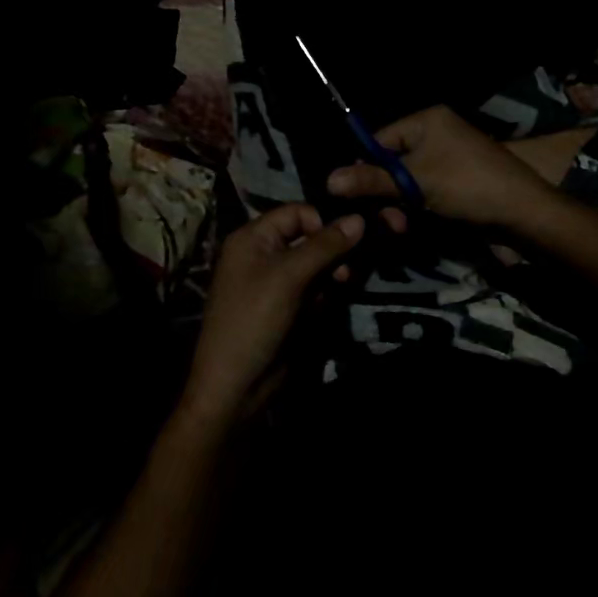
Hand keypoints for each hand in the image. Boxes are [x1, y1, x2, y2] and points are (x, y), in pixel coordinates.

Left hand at [183, 203, 363, 416]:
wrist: (236, 384)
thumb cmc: (255, 320)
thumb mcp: (289, 276)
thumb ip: (325, 245)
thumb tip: (360, 218)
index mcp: (253, 238)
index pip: (298, 212)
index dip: (324, 222)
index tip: (349, 240)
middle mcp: (264, 253)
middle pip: (310, 236)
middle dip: (334, 249)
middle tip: (350, 269)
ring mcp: (277, 281)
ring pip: (317, 263)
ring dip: (334, 271)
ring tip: (344, 284)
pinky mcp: (289, 305)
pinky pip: (315, 286)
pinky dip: (326, 291)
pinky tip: (328, 304)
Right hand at [326, 105, 559, 230]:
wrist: (523, 214)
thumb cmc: (467, 186)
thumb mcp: (416, 182)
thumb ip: (372, 181)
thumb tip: (328, 179)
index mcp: (428, 121)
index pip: (379, 140)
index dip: (363, 168)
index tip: (350, 198)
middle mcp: (437, 136)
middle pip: (392, 163)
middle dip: (383, 193)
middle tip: (380, 220)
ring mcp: (448, 163)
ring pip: (407, 184)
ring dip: (398, 207)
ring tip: (398, 228)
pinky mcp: (457, 187)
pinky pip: (425, 195)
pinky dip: (416, 210)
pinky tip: (412, 228)